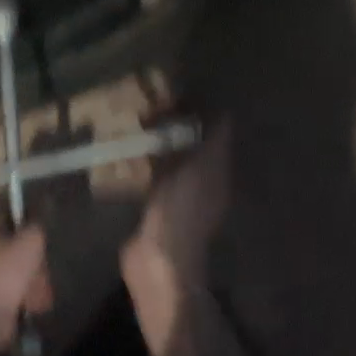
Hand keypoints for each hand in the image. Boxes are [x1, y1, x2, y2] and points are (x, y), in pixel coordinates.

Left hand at [0, 217, 52, 350]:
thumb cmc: (5, 272)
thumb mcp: (30, 242)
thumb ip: (37, 225)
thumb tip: (41, 213)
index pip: (10, 213)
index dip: (30, 222)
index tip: (44, 235)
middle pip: (16, 245)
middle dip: (35, 261)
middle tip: (43, 271)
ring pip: (17, 269)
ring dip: (34, 281)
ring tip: (42, 293)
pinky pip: (13, 290)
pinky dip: (25, 297)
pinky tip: (35, 305)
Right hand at [121, 123, 231, 355]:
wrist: (156, 261)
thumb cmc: (181, 212)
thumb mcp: (200, 170)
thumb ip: (212, 142)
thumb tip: (225, 111)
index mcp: (217, 173)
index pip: (213, 134)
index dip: (200, 113)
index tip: (178, 94)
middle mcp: (201, 183)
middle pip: (191, 145)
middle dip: (176, 125)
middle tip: (152, 104)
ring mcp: (177, 196)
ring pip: (171, 159)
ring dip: (159, 143)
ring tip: (139, 122)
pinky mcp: (153, 207)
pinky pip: (152, 176)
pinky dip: (144, 161)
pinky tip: (129, 151)